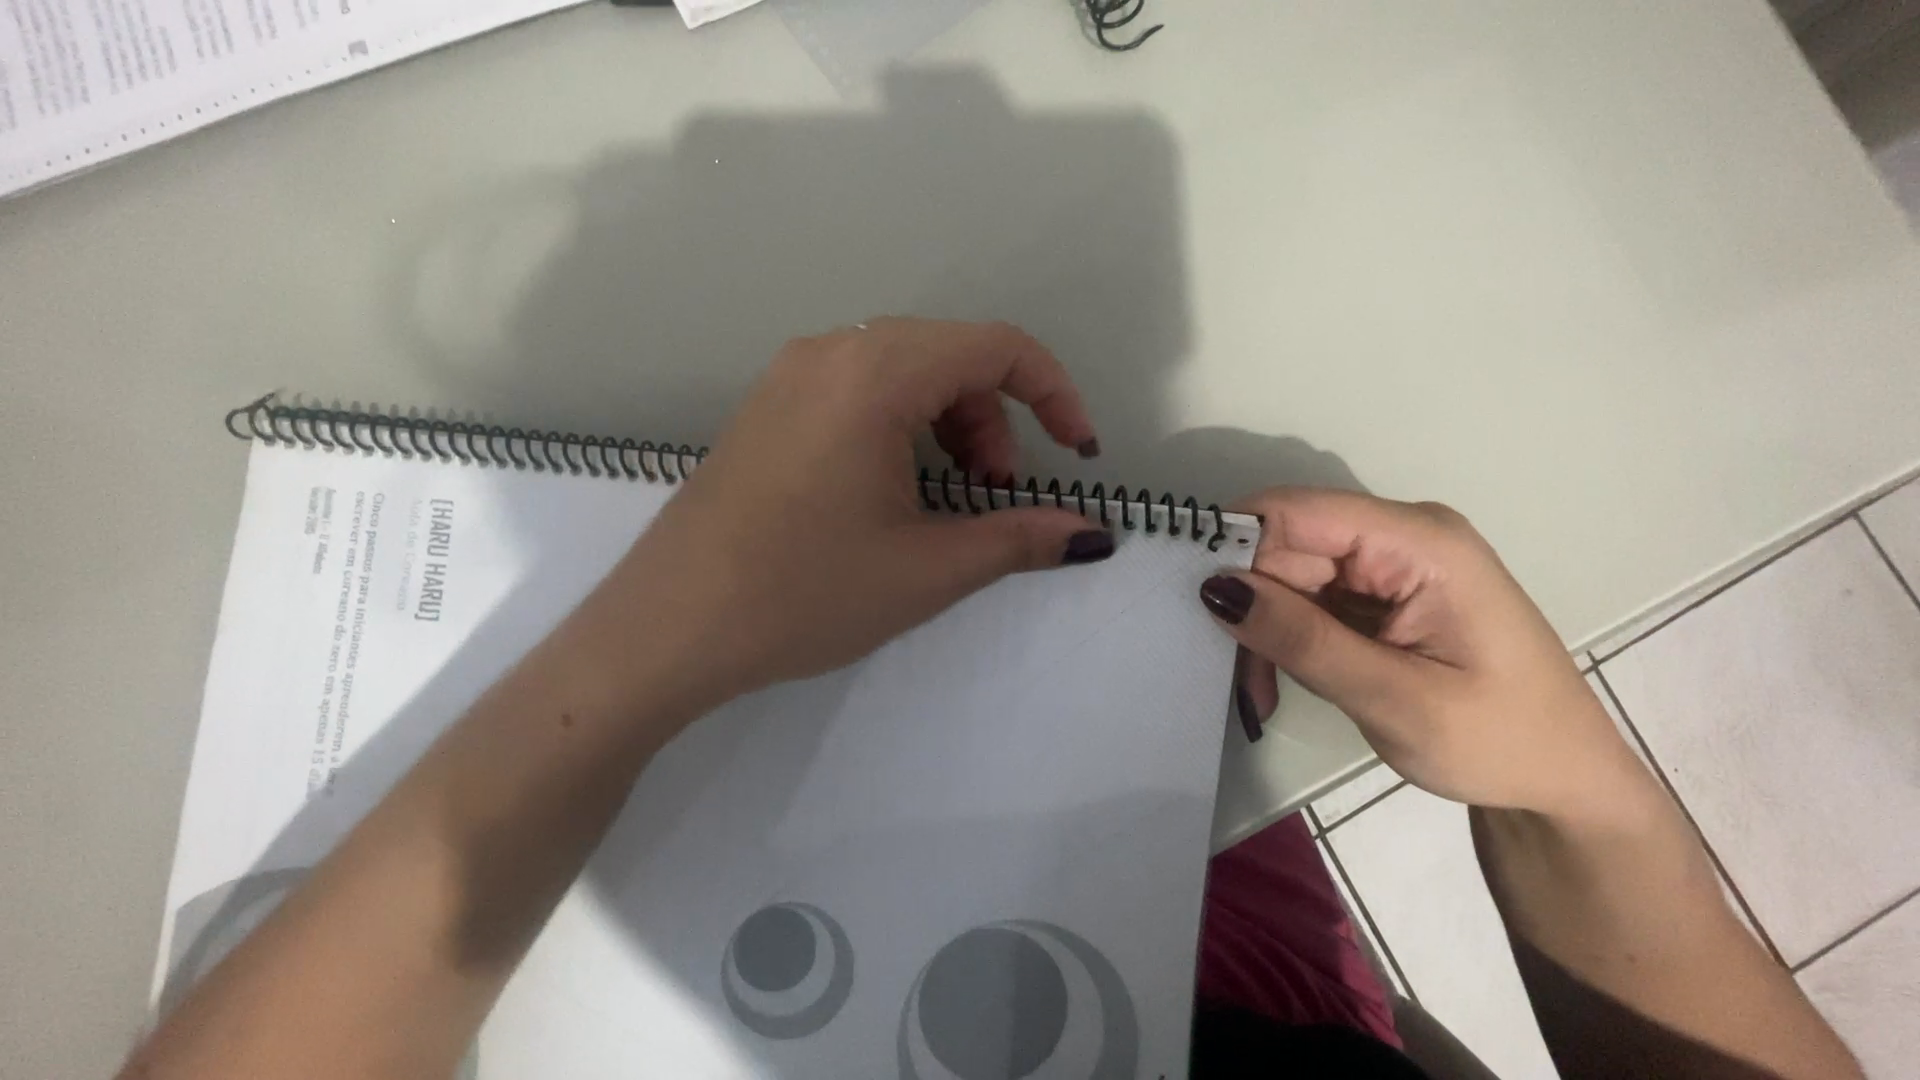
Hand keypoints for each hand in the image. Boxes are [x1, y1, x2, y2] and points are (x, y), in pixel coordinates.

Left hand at [583, 318, 1112, 714]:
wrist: (667, 629)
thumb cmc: (804, 594)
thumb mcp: (927, 570)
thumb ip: (1020, 539)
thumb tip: (1093, 535)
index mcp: (873, 374)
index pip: (996, 346)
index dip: (1055, 393)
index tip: (1077, 453)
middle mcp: (829, 353)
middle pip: (950, 357)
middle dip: (996, 421)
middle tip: (996, 496)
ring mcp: (789, 377)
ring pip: (904, 374)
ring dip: (950, 427)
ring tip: (948, 501)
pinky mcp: (767, 408)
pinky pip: (859, 392)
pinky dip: (902, 429)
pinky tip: (893, 492)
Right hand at [1199, 489, 1654, 821]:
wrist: (1564, 784)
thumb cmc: (1500, 743)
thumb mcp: (1396, 699)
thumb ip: (1305, 640)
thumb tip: (1215, 587)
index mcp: (1420, 543)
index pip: (1296, 511)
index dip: (1235, 543)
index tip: (1194, 603)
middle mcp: (1401, 537)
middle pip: (1287, 545)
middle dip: (1250, 605)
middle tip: (1238, 680)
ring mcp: (1390, 566)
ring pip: (1287, 575)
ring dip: (1264, 630)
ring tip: (1261, 695)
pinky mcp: (1380, 594)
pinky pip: (1307, 599)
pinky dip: (1284, 639)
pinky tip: (1278, 682)